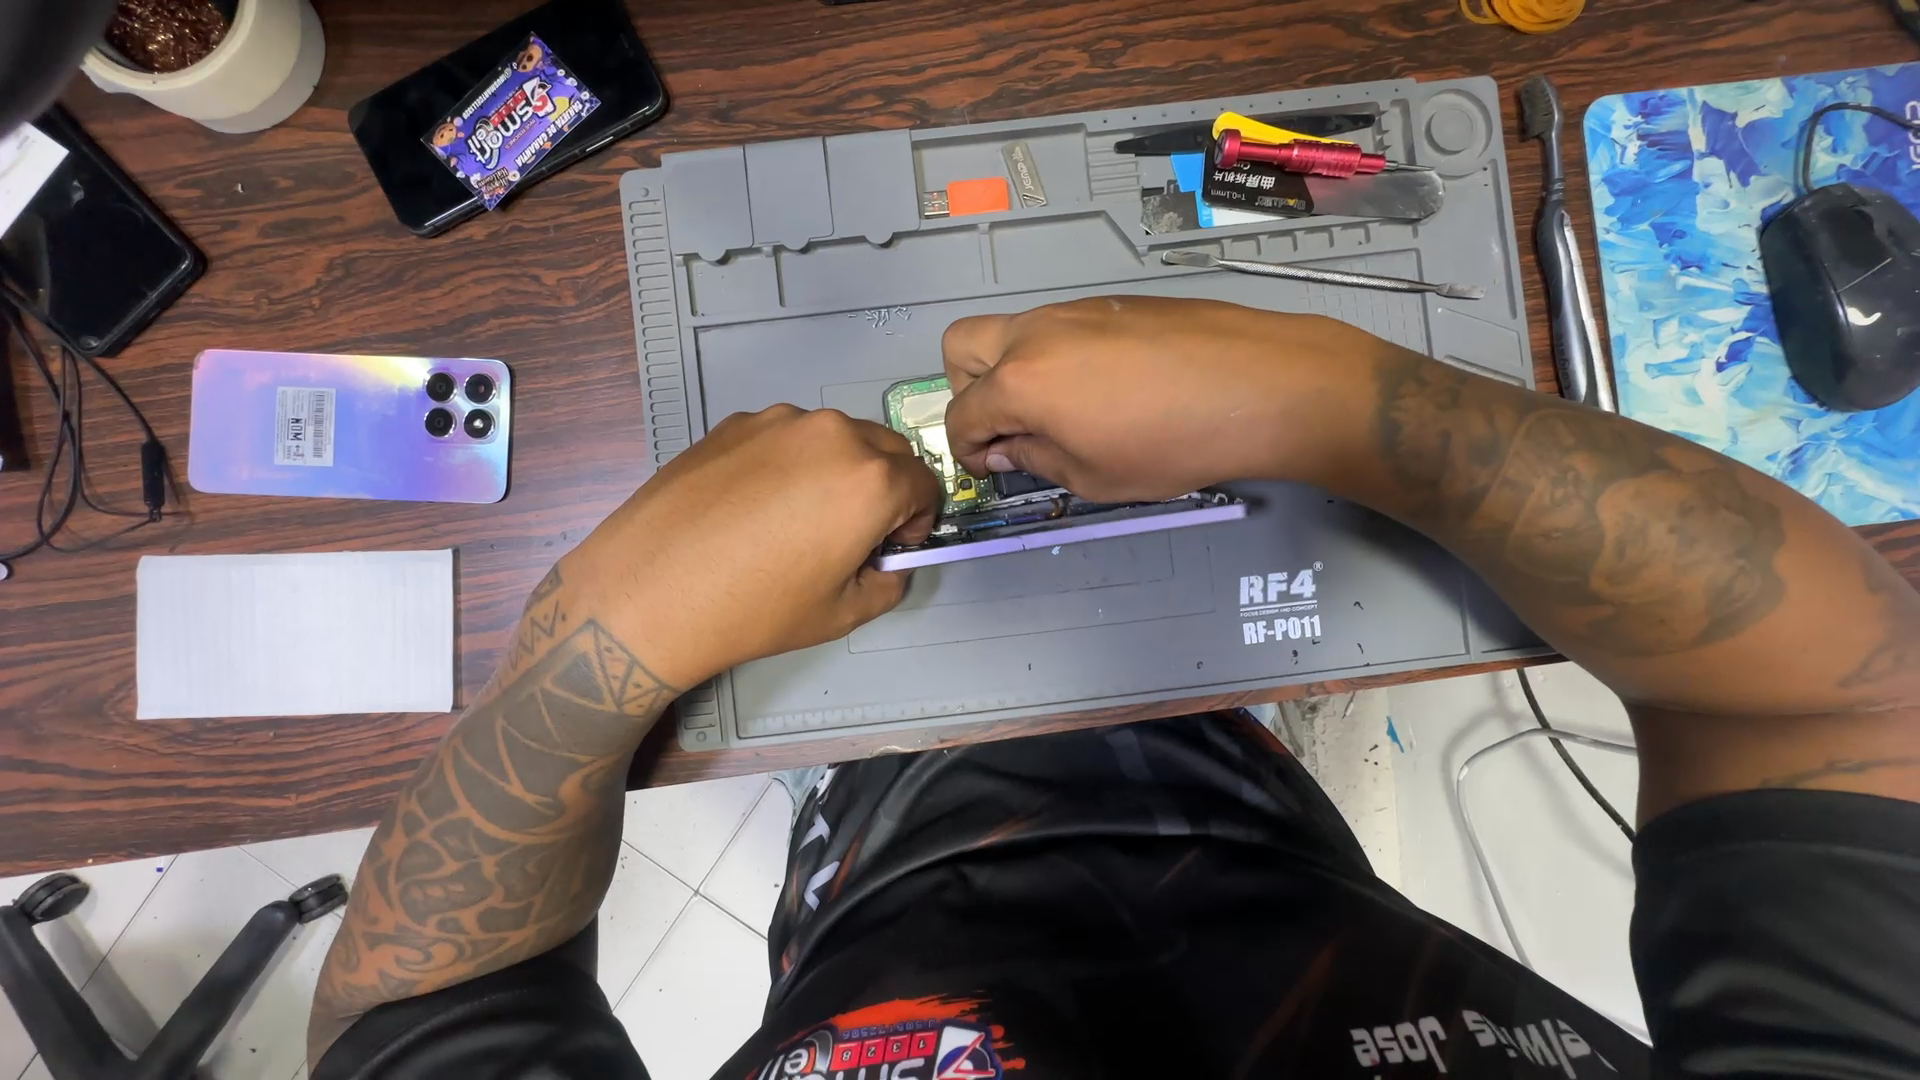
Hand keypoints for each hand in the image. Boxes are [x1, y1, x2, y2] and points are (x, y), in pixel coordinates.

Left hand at [554, 406, 941, 687]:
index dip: (917, 519)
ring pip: (837, 437)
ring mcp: (779, 422)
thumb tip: (891, 561)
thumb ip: (891, 581)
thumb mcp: (843, 614)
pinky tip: (755, 505)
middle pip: (887, 450)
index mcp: (871, 479)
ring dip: (840, 469)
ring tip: (798, 516)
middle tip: (853, 531)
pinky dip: (793, 462)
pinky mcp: (735, 423)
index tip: (892, 546)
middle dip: (886, 487)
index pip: (924, 483)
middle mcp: (832, 435)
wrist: (649, 592)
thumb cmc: (755, 609)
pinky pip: (788, 437)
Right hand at [943, 297, 1381, 500]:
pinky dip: (1055, 356)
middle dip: (968, 389)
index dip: (967, 449)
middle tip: (1007, 424)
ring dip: (1012, 370)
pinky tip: (1105, 386)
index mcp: (1020, 382)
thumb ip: (1034, 459)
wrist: (1259, 385)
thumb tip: (1005, 450)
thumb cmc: (1171, 445)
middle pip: (961, 346)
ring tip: (1062, 410)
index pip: (961, 414)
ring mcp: (1073, 311)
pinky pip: (1058, 327)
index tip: (990, 467)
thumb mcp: (1092, 476)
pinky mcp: (1111, 302)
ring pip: (1011, 330)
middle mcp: (1034, 333)